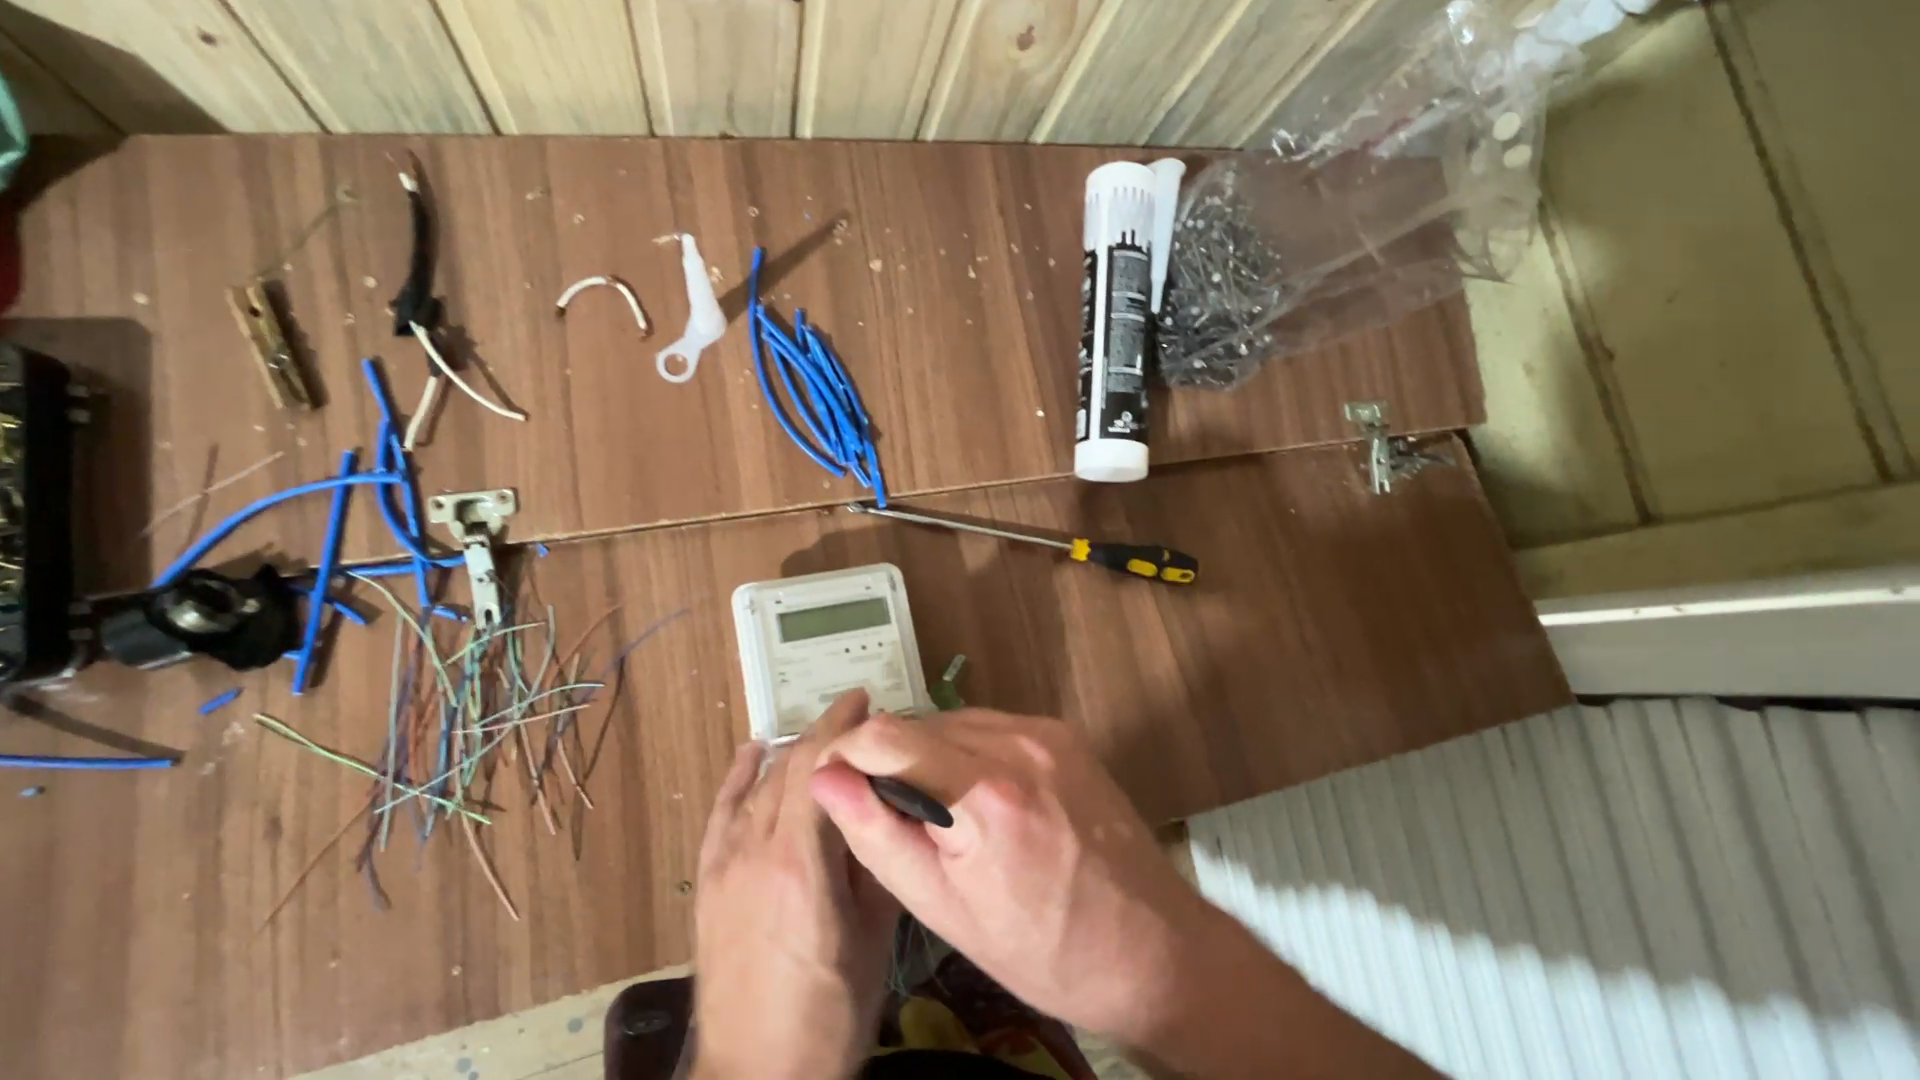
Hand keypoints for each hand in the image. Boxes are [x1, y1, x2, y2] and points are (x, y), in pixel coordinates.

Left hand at [692, 690, 899, 1079]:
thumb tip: (884, 807)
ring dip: (793, 751)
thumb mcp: (873, 938)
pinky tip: (753, 750)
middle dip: (825, 732)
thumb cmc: (829, 1012)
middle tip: (859, 715)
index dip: (842, 727)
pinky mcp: (708, 881)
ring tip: (826, 734)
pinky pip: (722, 812)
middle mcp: (755, 849)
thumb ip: (876, 865)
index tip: (866, 701)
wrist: (757, 1072)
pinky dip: (738, 776)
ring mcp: (724, 864)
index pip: (818, 767)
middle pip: (789, 767)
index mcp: (800, 861)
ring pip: (760, 785)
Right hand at [808, 708, 1213, 1042]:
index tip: (833, 785)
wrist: (1150, 948)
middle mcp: (1019, 745)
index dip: (846, 755)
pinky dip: (966, 754)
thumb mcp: (944, 909)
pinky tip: (974, 800)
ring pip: (953, 722)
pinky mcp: (1065, 735)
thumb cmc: (1043, 949)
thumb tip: (824, 779)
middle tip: (890, 817)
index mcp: (986, 794)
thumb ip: (877, 836)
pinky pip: (990, 727)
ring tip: (937, 817)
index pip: (886, 736)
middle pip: (918, 724)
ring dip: (927, 756)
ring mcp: (1048, 734)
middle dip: (888, 760)